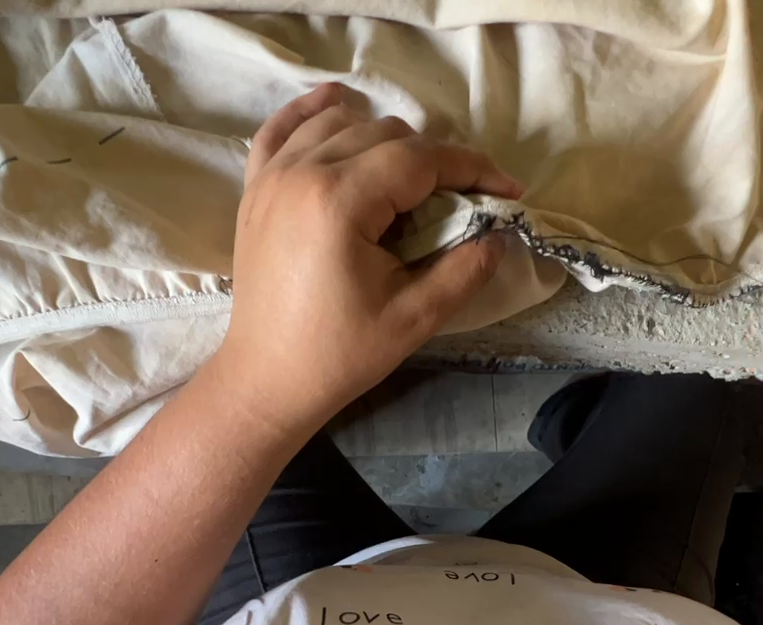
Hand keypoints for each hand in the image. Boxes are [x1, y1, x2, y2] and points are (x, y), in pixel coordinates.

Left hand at [207, 83, 522, 436]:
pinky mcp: (255, 190)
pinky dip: (314, 114)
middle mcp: (301, 172)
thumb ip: (464, 270)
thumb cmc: (340, 356)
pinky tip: (339, 105)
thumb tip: (500, 235)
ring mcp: (271, 176)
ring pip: (341, 123)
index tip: (507, 190)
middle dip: (433, 162)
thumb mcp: (414, 319)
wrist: (269, 380)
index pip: (421, 160)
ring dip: (384, 140)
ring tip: (410, 181)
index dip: (472, 170)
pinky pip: (283, 128)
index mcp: (339, 201)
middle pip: (385, 134)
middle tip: (460, 202)